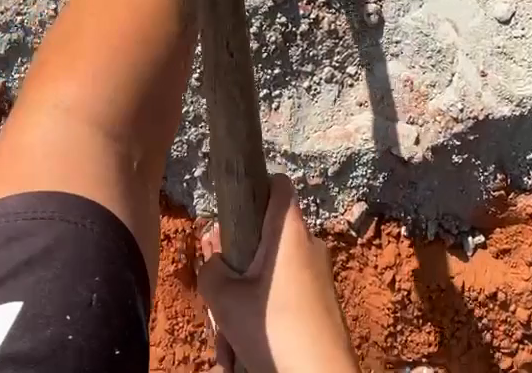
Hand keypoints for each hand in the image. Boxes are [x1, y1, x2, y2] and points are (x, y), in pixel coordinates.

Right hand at [197, 175, 358, 372]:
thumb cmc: (274, 328)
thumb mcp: (225, 300)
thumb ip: (211, 270)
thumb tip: (214, 260)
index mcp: (289, 230)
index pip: (278, 184)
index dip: (255, 187)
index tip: (233, 210)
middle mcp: (308, 243)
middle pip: (266, 236)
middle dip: (237, 263)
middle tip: (217, 293)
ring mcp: (318, 273)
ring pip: (270, 272)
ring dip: (245, 298)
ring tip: (228, 337)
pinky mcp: (321, 300)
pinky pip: (284, 293)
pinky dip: (263, 313)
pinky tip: (246, 348)